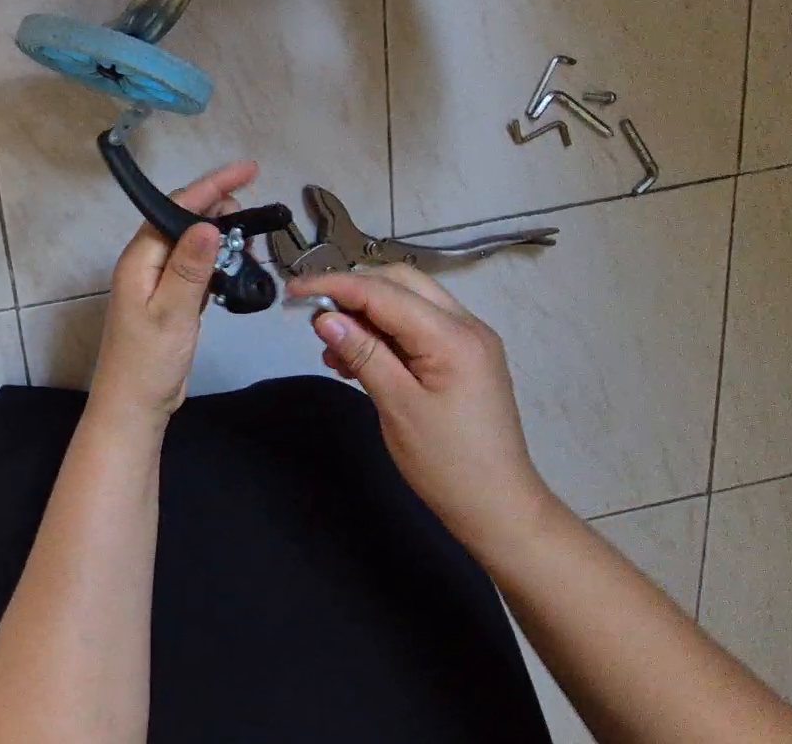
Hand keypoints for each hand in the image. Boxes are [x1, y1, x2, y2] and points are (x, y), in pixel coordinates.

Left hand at [88, 160, 260, 425]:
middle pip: (182, 219)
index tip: (249, 171)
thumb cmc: (147, 362)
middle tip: (255, 213)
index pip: (175, 208)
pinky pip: (194, 267)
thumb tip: (208, 224)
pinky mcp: (169, 300)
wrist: (135, 406)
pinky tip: (236, 264)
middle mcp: (145, 264)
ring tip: (252, 235)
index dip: (211, 186)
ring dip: (220, 234)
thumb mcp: (172, 312)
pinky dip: (216, 260)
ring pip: (190, 243)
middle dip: (218, 206)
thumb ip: (190, 268)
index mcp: (139, 259)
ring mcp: (156, 282)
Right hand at [288, 264, 560, 554]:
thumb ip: (362, 353)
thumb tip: (323, 317)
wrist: (498, 508)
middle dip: (351, 289)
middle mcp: (465, 326)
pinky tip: (353, 359)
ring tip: (330, 346)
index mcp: (453, 337)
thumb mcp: (396, 406)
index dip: (333, 285)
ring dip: (363, 312)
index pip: (382, 293)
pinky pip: (413, 326)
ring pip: (405, 301)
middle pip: (398, 283)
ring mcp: (466, 340)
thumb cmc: (447, 462)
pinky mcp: (460, 357)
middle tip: (312, 313)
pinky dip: (379, 332)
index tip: (292, 292)